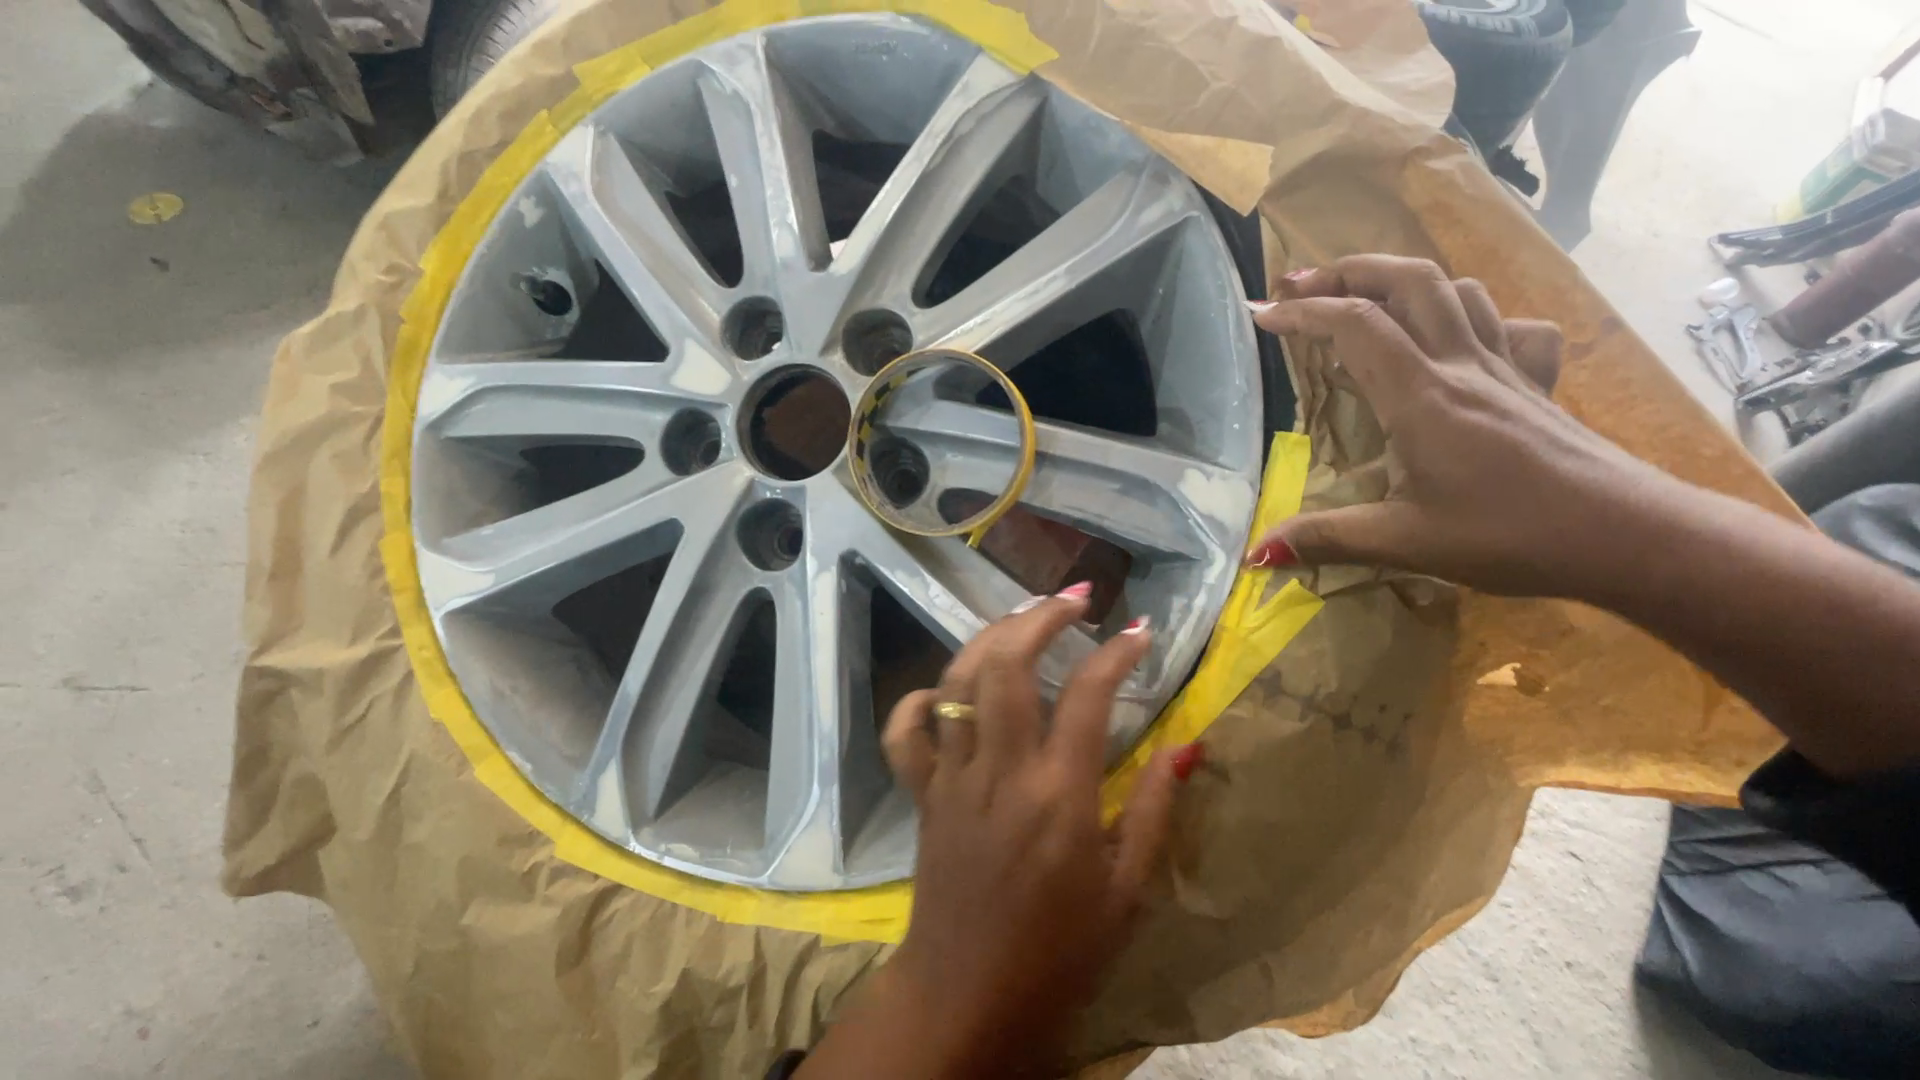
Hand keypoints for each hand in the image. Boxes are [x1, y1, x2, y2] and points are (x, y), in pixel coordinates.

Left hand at [797, 589, 1182, 1079]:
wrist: (969, 997)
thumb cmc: (1059, 953)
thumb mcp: (1127, 892)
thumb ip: (1153, 812)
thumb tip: (1186, 747)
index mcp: (1060, 796)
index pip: (1088, 696)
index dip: (1117, 653)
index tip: (1140, 630)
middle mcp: (1001, 773)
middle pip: (1008, 667)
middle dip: (1041, 618)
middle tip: (1076, 597)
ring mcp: (953, 780)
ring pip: (957, 684)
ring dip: (989, 638)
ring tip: (1023, 616)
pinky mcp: (923, 797)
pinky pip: (906, 736)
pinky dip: (919, 701)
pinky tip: (946, 689)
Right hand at [1245, 254, 1686, 597]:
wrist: (1628, 536)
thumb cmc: (1511, 536)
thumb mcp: (1406, 542)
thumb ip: (1327, 538)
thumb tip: (1259, 552)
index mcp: (1422, 395)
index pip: (1355, 324)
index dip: (1302, 310)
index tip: (1260, 316)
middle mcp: (1462, 364)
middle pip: (1409, 279)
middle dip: (1350, 270)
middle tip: (1304, 286)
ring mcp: (1506, 368)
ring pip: (1457, 291)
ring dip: (1404, 282)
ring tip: (1366, 301)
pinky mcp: (1535, 384)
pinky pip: (1508, 327)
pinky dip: (1475, 317)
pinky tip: (1459, 342)